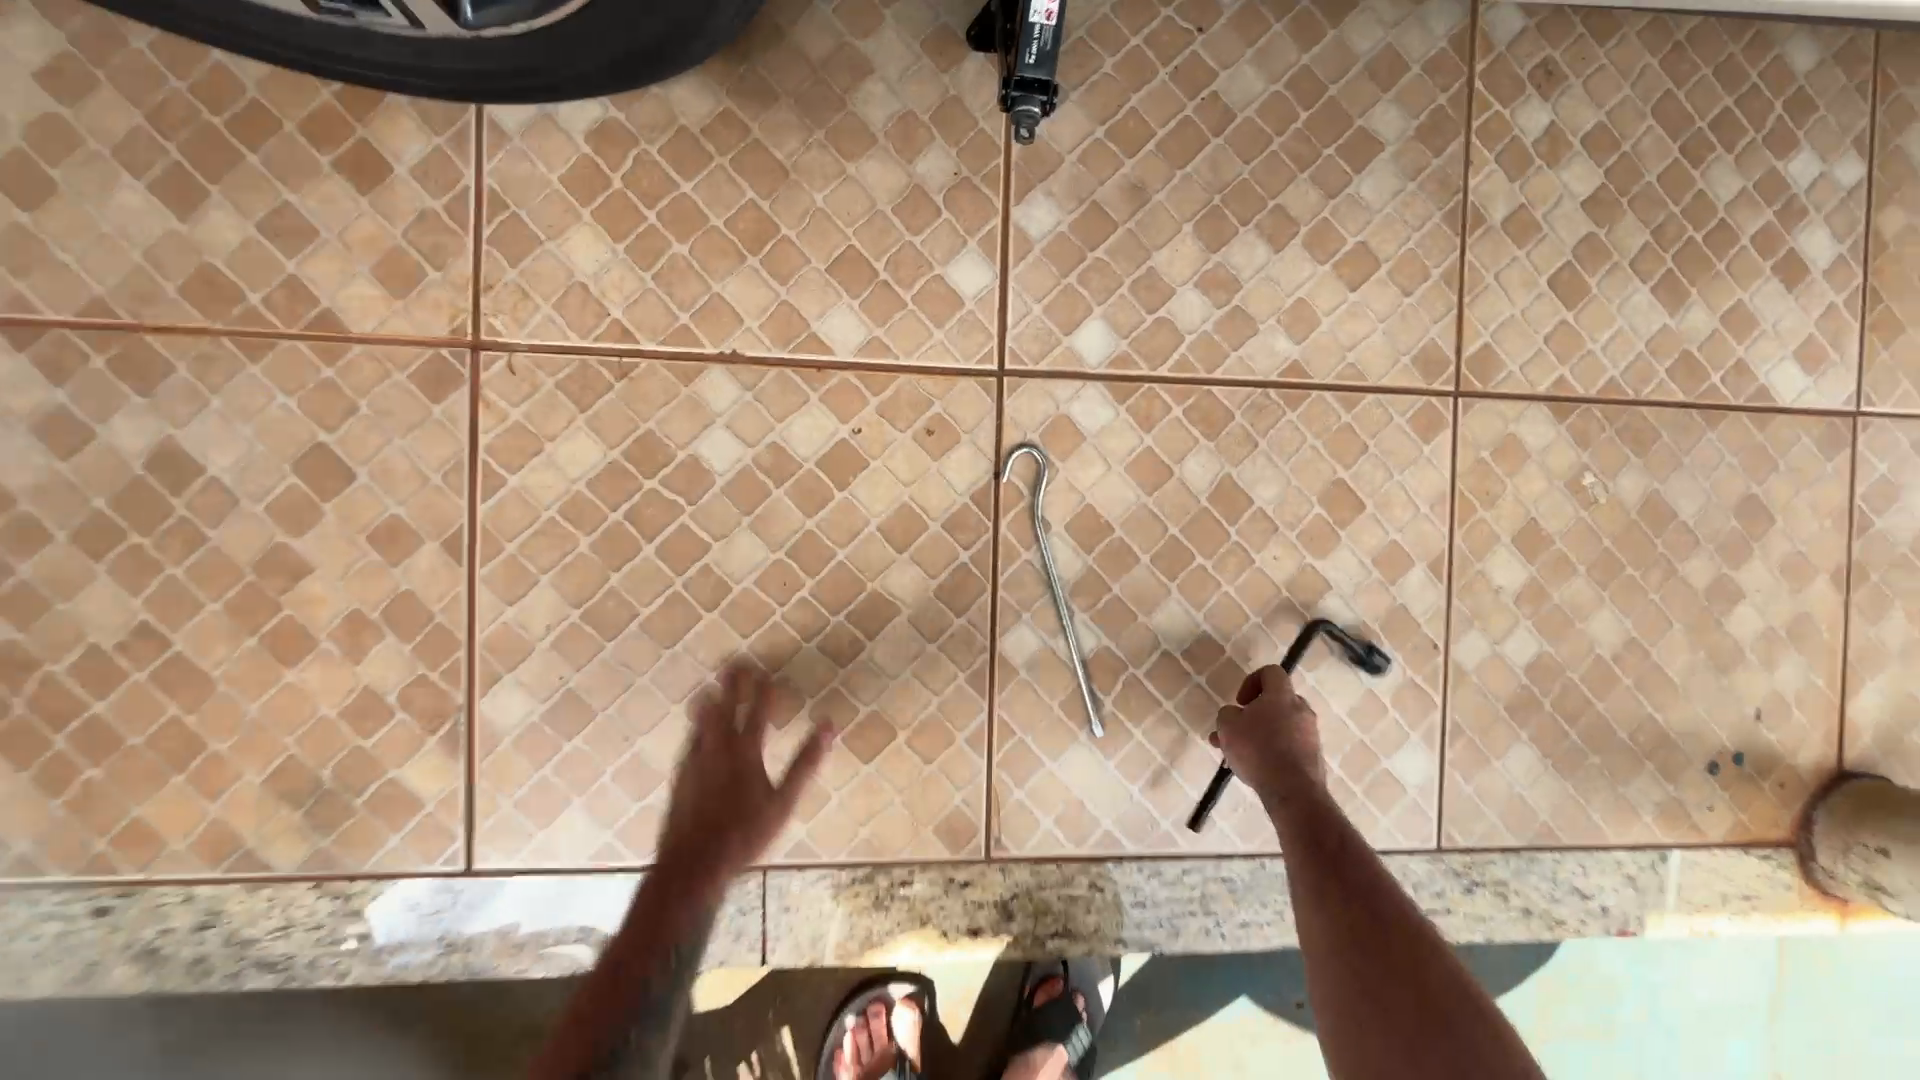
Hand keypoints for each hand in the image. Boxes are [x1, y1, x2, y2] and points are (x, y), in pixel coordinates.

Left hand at [654, 661, 832, 899]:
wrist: (694, 861)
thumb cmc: (745, 833)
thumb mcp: (784, 801)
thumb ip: (806, 762)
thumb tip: (828, 727)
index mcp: (747, 751)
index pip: (758, 710)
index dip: (763, 688)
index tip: (766, 670)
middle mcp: (718, 748)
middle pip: (727, 707)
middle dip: (733, 684)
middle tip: (736, 662)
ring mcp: (696, 760)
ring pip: (702, 721)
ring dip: (711, 700)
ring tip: (711, 686)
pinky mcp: (681, 774)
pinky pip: (689, 739)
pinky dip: (696, 726)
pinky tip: (695, 729)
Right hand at [1210, 665, 1326, 805]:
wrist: (1293, 790)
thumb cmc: (1257, 749)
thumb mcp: (1228, 726)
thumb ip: (1228, 714)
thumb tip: (1235, 715)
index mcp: (1282, 696)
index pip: (1271, 672)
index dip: (1252, 681)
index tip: (1240, 702)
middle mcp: (1301, 710)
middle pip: (1276, 702)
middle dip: (1252, 714)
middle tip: (1235, 731)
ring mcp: (1310, 735)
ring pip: (1279, 727)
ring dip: (1258, 735)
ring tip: (1234, 755)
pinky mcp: (1312, 757)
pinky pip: (1287, 746)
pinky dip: (1271, 751)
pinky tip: (1252, 768)